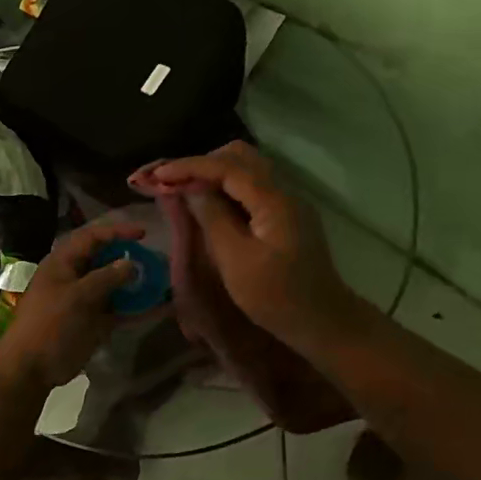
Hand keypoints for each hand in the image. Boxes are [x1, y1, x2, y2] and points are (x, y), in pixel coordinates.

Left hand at [0, 221, 143, 389]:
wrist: (32, 366)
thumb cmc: (50, 323)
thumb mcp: (78, 296)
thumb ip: (106, 277)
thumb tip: (131, 263)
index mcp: (63, 263)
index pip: (91, 237)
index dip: (116, 232)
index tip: (144, 234)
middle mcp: (74, 276)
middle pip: (105, 260)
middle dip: (129, 257)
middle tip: (156, 258)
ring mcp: (84, 299)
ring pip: (113, 285)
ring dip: (135, 283)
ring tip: (162, 280)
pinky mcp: (93, 321)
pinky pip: (117, 308)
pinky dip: (135, 306)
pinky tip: (157, 306)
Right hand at [131, 141, 359, 347]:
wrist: (322, 322)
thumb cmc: (276, 296)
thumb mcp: (234, 259)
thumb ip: (211, 217)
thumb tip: (190, 188)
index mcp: (273, 201)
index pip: (227, 167)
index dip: (189, 166)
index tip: (157, 175)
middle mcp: (283, 192)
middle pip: (240, 157)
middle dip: (202, 164)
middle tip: (172, 182)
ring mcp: (287, 203)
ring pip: (246, 169)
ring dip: (212, 174)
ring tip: (184, 191)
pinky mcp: (284, 216)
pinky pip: (251, 187)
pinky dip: (225, 188)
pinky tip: (207, 204)